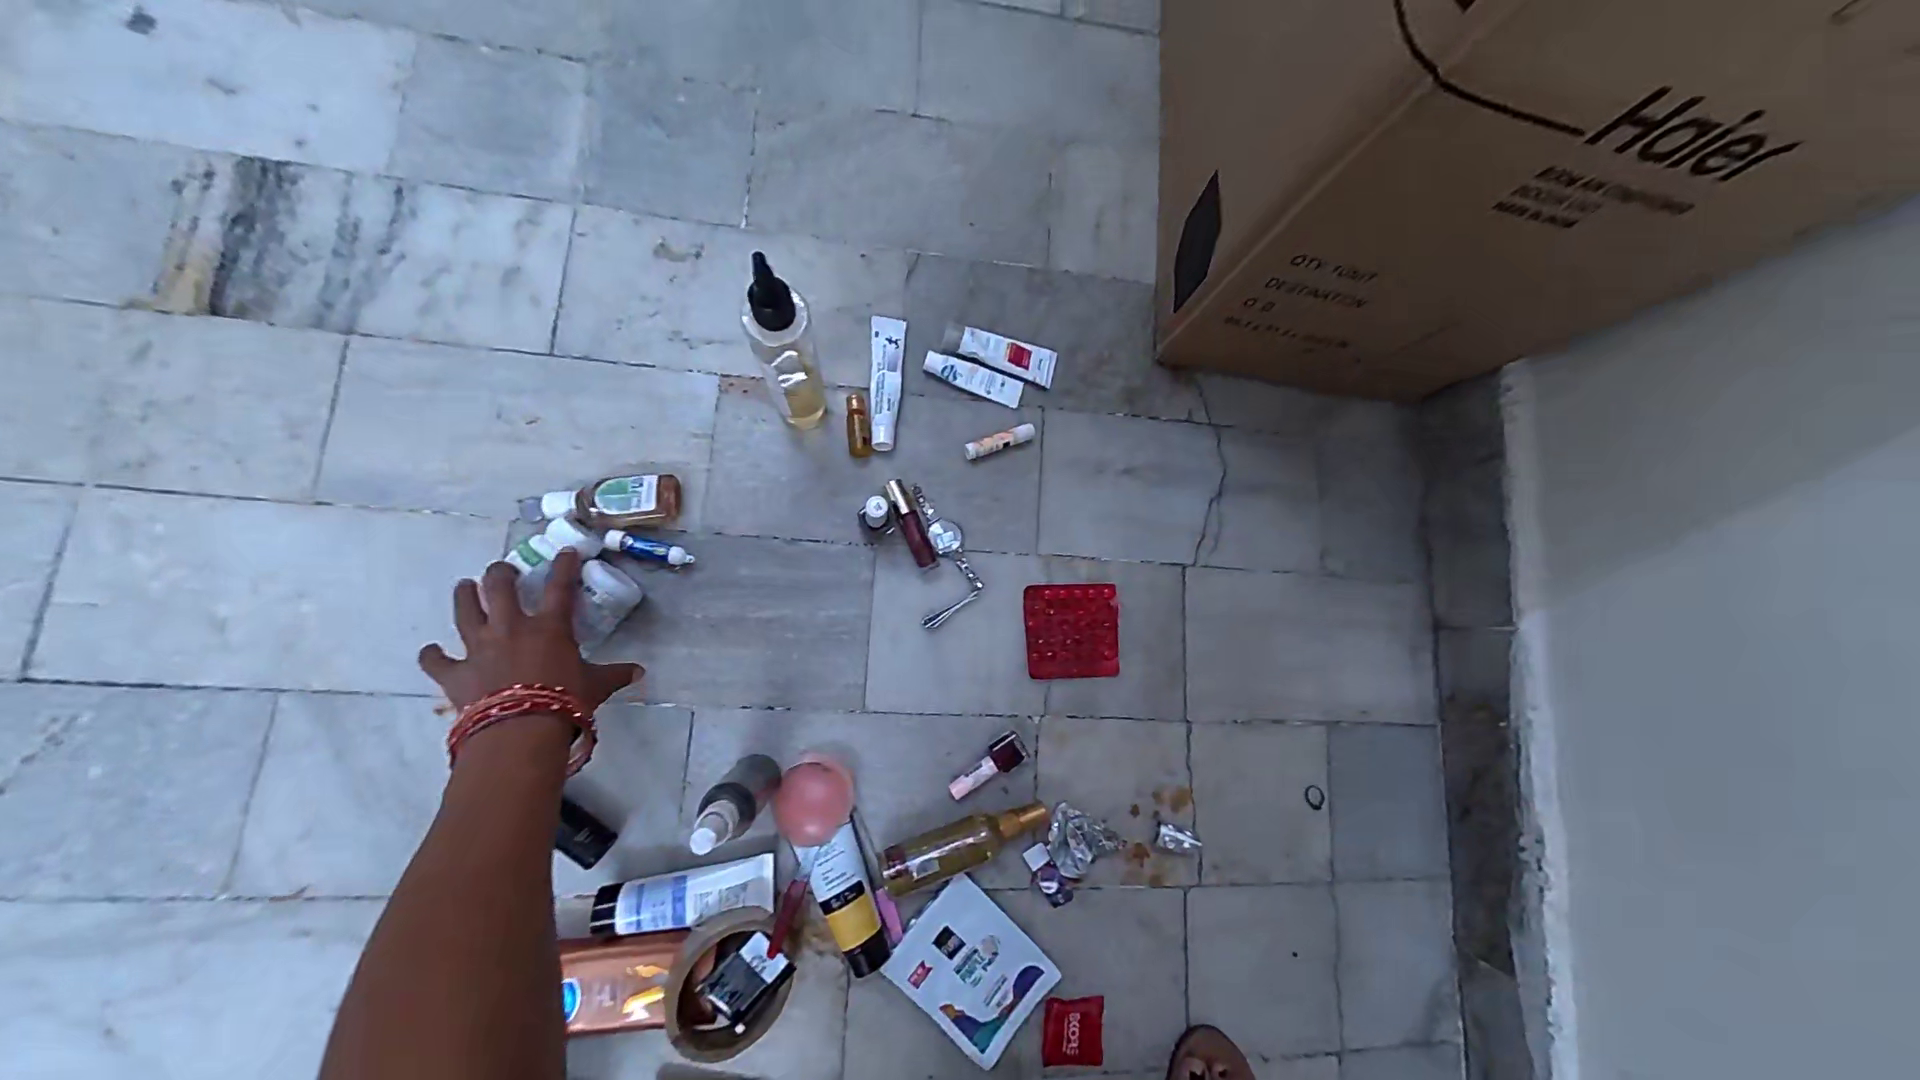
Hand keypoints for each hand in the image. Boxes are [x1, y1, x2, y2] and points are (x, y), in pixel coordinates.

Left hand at [418, 549, 642, 712]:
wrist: (520, 730)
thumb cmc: (566, 702)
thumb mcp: (597, 686)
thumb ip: (615, 674)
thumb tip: (639, 672)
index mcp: (549, 627)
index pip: (559, 587)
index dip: (564, 566)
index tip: (565, 551)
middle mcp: (510, 628)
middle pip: (500, 588)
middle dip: (501, 574)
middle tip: (502, 570)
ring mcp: (479, 647)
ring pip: (465, 611)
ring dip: (465, 596)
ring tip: (465, 586)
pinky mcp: (455, 672)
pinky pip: (437, 660)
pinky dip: (433, 655)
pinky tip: (431, 651)